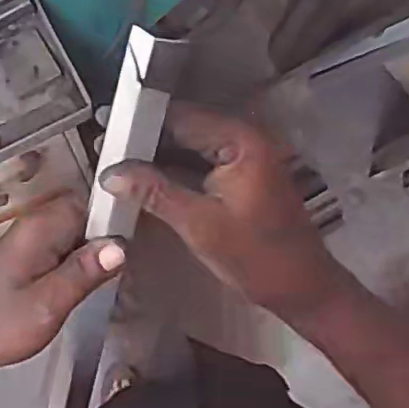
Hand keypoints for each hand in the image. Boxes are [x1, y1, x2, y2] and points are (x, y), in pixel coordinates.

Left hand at [0, 193, 125, 381]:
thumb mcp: (48, 305)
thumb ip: (84, 272)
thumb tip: (120, 246)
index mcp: (39, 227)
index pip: (90, 203)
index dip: (113, 221)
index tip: (128, 247)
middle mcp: (33, 224)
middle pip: (84, 215)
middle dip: (102, 239)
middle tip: (113, 273)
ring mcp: (27, 237)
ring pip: (73, 231)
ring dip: (88, 253)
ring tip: (96, 283)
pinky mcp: (24, 253)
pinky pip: (60, 245)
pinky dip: (72, 262)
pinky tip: (74, 287)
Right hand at [102, 103, 355, 322]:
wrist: (304, 290)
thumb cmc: (259, 258)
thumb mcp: (200, 225)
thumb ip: (154, 192)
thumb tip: (111, 173)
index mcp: (240, 140)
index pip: (182, 116)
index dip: (141, 119)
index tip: (107, 122)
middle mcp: (242, 138)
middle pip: (184, 127)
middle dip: (145, 136)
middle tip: (104, 142)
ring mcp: (241, 156)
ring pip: (188, 144)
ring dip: (156, 153)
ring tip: (115, 158)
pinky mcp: (238, 174)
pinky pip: (198, 161)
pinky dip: (172, 168)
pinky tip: (143, 177)